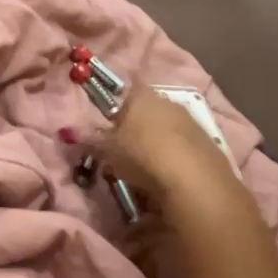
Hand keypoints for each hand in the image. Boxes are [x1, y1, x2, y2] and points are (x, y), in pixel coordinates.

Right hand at [66, 89, 245, 277]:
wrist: (196, 184)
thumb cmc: (142, 156)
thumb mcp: (107, 150)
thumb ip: (88, 139)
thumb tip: (67, 132)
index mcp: (141, 95)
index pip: (123, 93)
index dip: (113, 111)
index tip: (106, 131)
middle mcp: (168, 102)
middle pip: (146, 112)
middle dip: (135, 129)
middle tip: (122, 152)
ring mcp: (192, 123)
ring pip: (166, 130)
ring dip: (156, 145)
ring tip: (144, 170)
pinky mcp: (210, 146)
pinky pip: (184, 148)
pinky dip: (175, 159)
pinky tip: (168, 178)